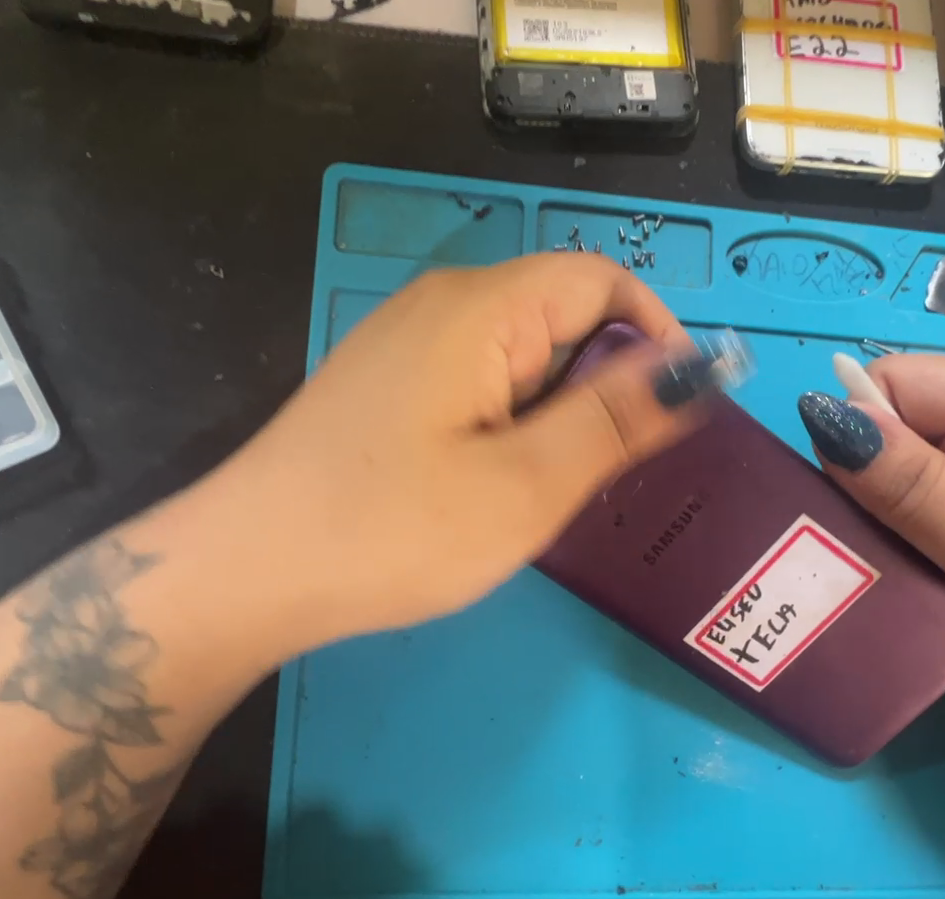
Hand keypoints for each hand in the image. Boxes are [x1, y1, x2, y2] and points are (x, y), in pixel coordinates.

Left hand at [215, 254, 716, 650]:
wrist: (249, 573)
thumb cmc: (393, 530)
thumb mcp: (526, 483)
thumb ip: (616, 419)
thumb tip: (695, 368)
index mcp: (482, 308)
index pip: (602, 279)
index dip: (657, 336)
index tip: (677, 416)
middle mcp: (441, 306)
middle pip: (561, 315)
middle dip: (606, 385)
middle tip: (604, 475)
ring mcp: (406, 347)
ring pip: (521, 358)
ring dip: (559, 414)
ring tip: (548, 491)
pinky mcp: (387, 388)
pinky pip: (479, 386)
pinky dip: (512, 426)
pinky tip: (494, 488)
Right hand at [796, 354, 944, 721]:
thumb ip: (913, 486)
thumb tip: (822, 409)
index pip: (889, 383)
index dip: (851, 440)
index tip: (854, 518)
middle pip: (906, 423)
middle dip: (872, 486)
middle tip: (877, 561)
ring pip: (930, 465)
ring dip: (904, 517)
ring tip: (911, 577)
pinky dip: (939, 532)